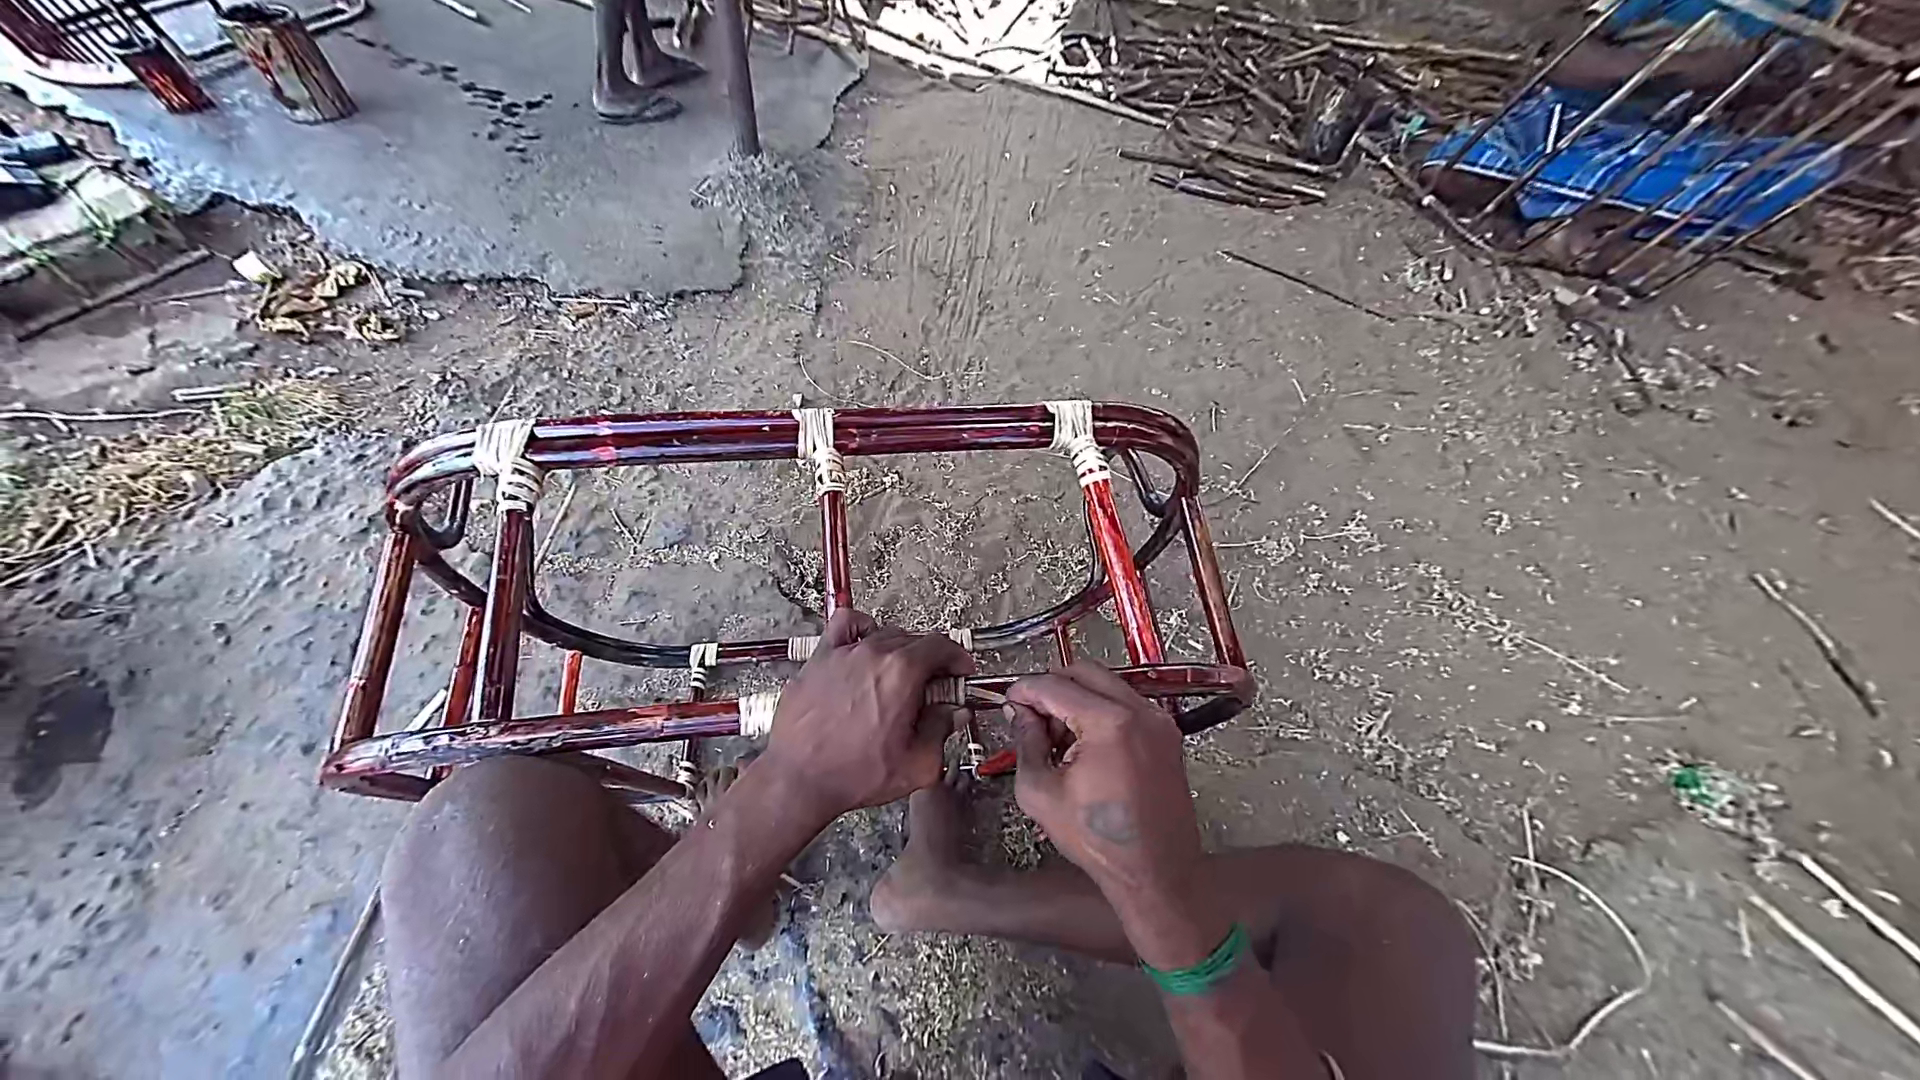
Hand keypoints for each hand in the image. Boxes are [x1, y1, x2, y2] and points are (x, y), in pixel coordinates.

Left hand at [757, 609, 972, 825]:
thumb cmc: (850, 774)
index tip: (959, 670)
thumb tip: (953, 713)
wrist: (798, 780)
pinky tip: (865, 645)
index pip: (941, 646)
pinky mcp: (820, 659)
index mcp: (902, 674)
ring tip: (900, 675)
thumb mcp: (916, 764)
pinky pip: (844, 626)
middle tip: (934, 686)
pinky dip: (861, 628)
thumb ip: (942, 731)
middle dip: (932, 659)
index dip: (957, 657)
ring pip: (884, 634)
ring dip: (900, 649)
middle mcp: (873, 654)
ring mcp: (844, 653)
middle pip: (915, 640)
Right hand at [1009, 663, 1221, 966]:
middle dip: (1051, 687)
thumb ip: (1025, 742)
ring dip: (1076, 696)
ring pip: (1106, 683)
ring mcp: (1158, 721)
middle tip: (1030, 713)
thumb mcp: (1041, 792)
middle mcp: (1139, 712)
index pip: (1055, 685)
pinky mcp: (1166, 734)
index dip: (1025, 690)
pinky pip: (1125, 702)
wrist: (1157, 874)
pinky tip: (1084, 742)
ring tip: (1057, 733)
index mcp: (1109, 723)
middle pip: (1083, 672)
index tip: (1010, 700)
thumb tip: (1021, 714)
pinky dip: (1099, 709)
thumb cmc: (1100, 841)